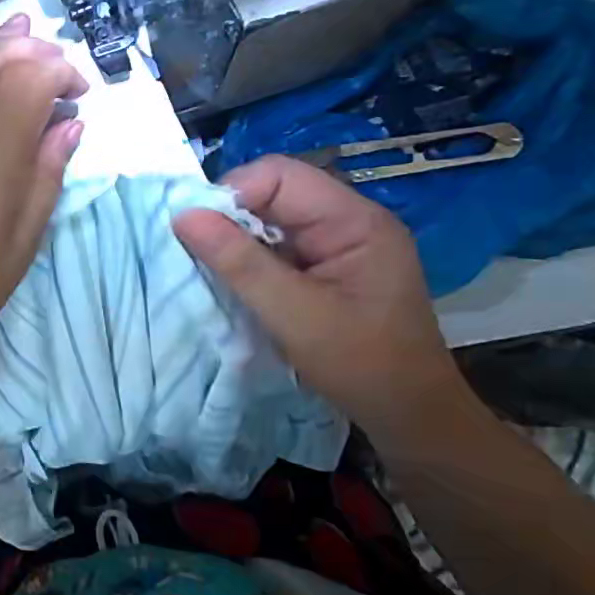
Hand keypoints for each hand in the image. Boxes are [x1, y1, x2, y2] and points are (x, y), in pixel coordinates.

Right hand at [172, 155, 474, 444]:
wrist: (412, 418)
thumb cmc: (363, 366)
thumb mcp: (295, 315)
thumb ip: (239, 262)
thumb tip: (182, 215)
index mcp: (356, 220)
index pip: (280, 176)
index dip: (233, 193)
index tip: (199, 231)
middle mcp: (347, 220)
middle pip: (272, 192)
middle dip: (230, 217)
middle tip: (201, 253)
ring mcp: (336, 242)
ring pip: (267, 218)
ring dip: (236, 239)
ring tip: (215, 269)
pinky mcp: (323, 264)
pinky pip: (273, 243)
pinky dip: (247, 257)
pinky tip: (236, 281)